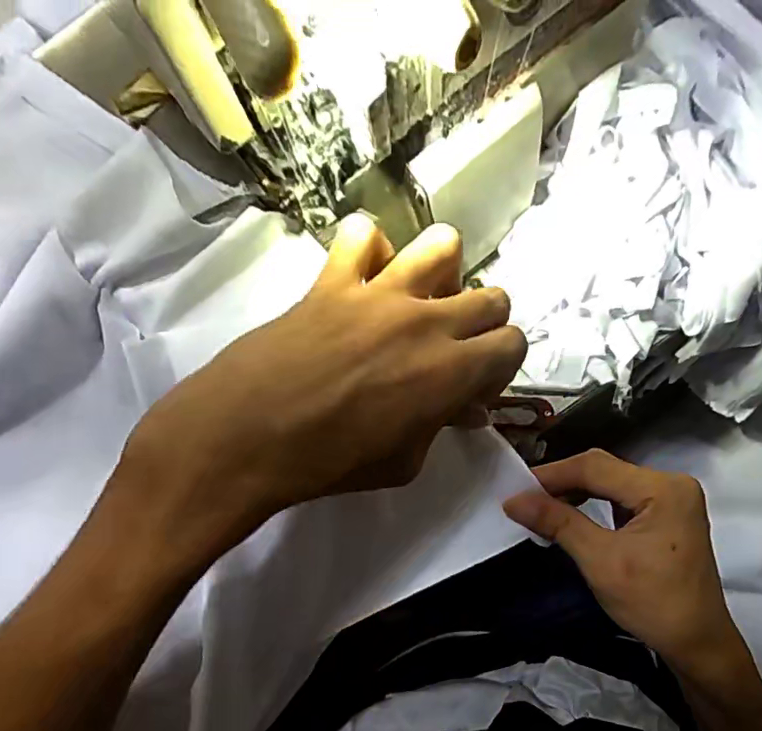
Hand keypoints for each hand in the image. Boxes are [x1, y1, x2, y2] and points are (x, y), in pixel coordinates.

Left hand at [117, 215, 526, 541]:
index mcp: (451, 373)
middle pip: (491, 297)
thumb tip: (460, 408)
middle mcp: (427, 322)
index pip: (512, 344)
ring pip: (443, 246)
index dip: (500, 367)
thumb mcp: (403, 464)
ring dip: (442, 274)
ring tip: (418, 302)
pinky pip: (364, 236)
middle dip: (483, 325)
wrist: (248, 437)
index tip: (474, 386)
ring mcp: (379, 293)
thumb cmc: (331, 463)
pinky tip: (361, 281)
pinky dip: (370, 252)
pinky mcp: (334, 280)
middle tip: (452, 351)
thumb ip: (439, 427)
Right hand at [502, 449, 746, 680]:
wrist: (695, 642)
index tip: (515, 490)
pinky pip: (623, 500)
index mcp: (663, 488)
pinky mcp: (668, 517)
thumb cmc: (652, 603)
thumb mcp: (600, 561)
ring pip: (612, 484)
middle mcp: (672, 484)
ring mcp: (672, 500)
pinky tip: (570, 515)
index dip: (551, 476)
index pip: (595, 467)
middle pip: (605, 471)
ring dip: (576, 494)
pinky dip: (595, 506)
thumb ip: (558, 523)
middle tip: (524, 499)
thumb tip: (514, 500)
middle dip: (562, 483)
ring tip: (541, 507)